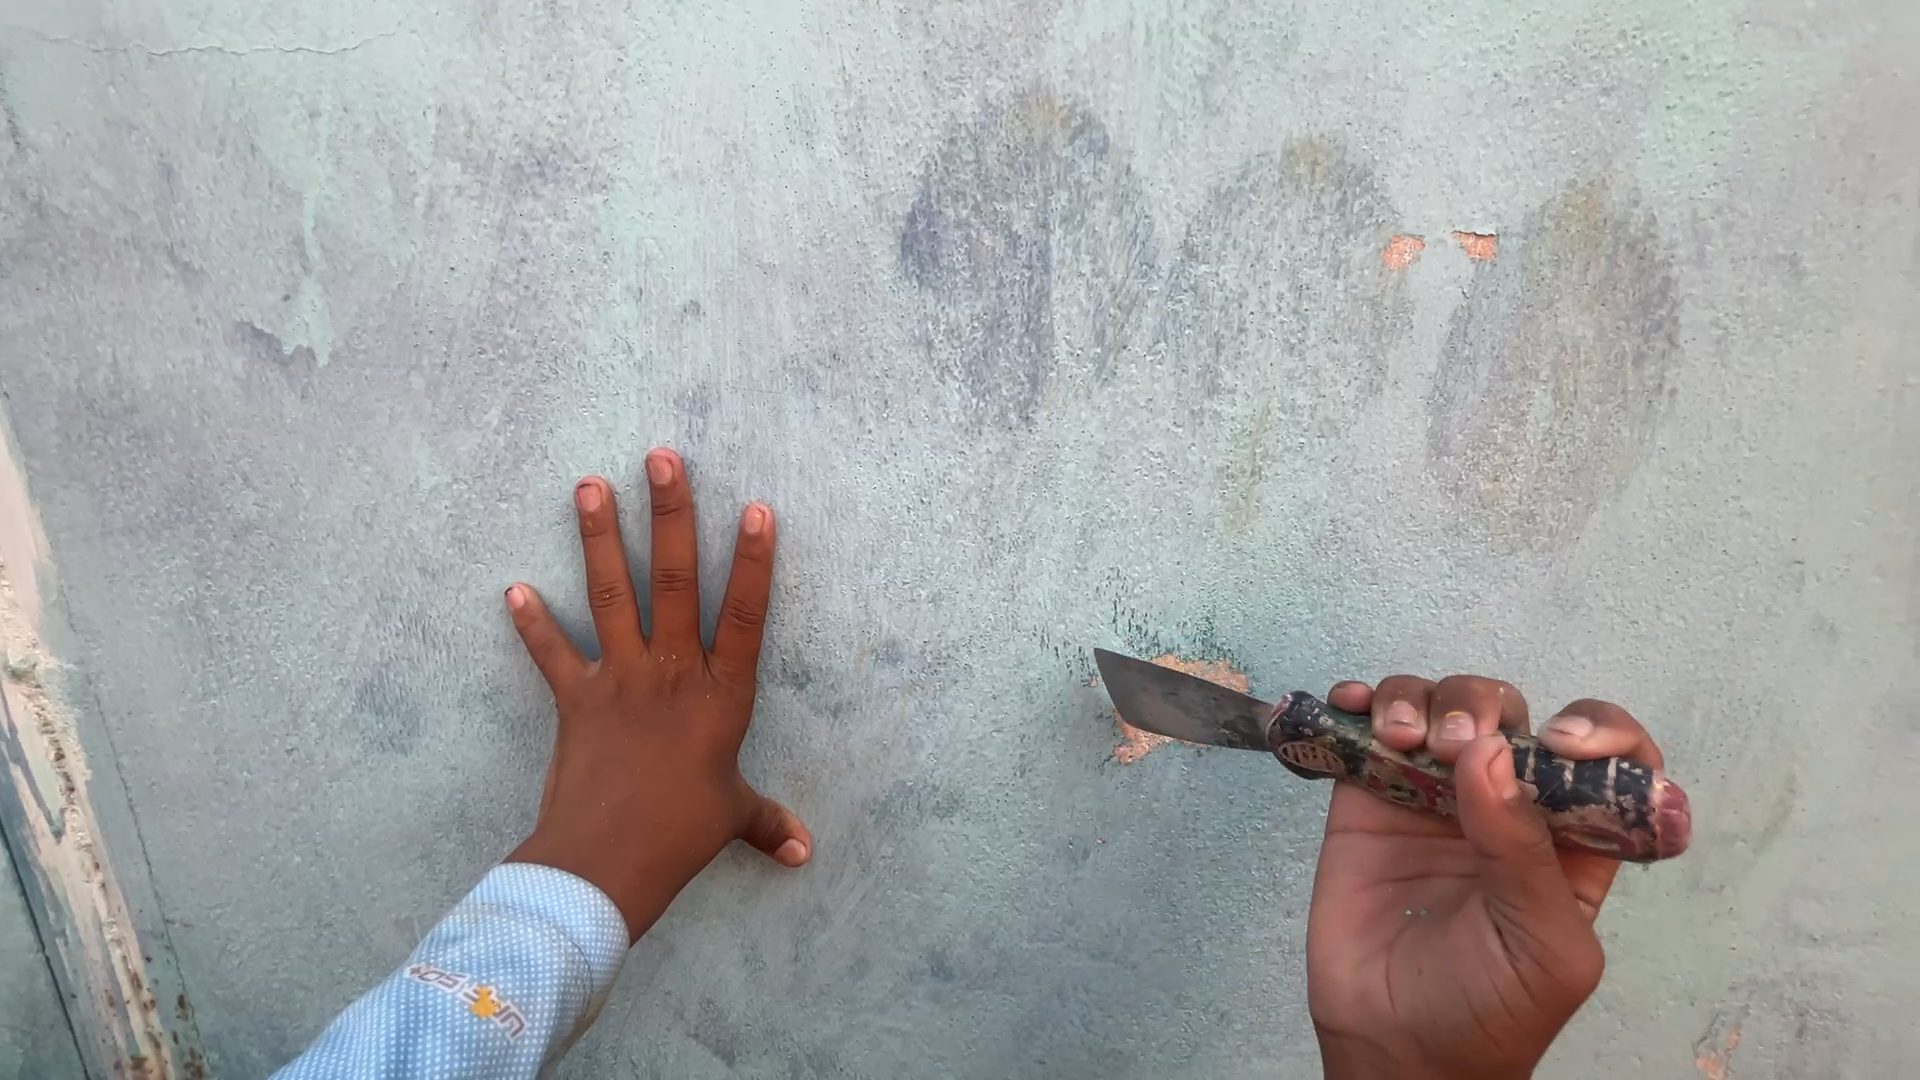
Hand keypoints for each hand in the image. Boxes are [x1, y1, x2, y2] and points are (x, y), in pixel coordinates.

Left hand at [502, 448, 810, 941]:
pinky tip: (513, 589)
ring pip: (613, 596)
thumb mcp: (734, 817)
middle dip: (672, 516)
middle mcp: (673, 671)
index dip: (754, 561)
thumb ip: (770, 821)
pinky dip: (533, 624)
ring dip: (601, 539)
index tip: (756, 507)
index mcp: (721, 692)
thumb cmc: (681, 833)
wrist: (603, 866)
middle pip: (676, 581)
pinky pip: (552, 655)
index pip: (747, 614)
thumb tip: (806, 853)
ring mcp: (620, 679)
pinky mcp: (575, 700)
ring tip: (591, 485)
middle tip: (662, 458)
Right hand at [1306, 675, 1663, 1079]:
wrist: (1387, 1035)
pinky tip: (1350, 704)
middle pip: (1502, 713)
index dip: (1597, 732)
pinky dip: (1355, 701)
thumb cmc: (1488, 1006)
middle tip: (1449, 745)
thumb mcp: (1541, 945)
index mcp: (1566, 838)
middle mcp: (1497, 801)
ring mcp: (1423, 790)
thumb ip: (1523, 853)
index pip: (1604, 760)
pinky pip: (1358, 728)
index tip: (1557, 742)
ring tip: (1396, 736)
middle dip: (1477, 706)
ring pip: (1428, 704)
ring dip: (1412, 697)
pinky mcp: (1362, 792)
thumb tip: (1487, 753)